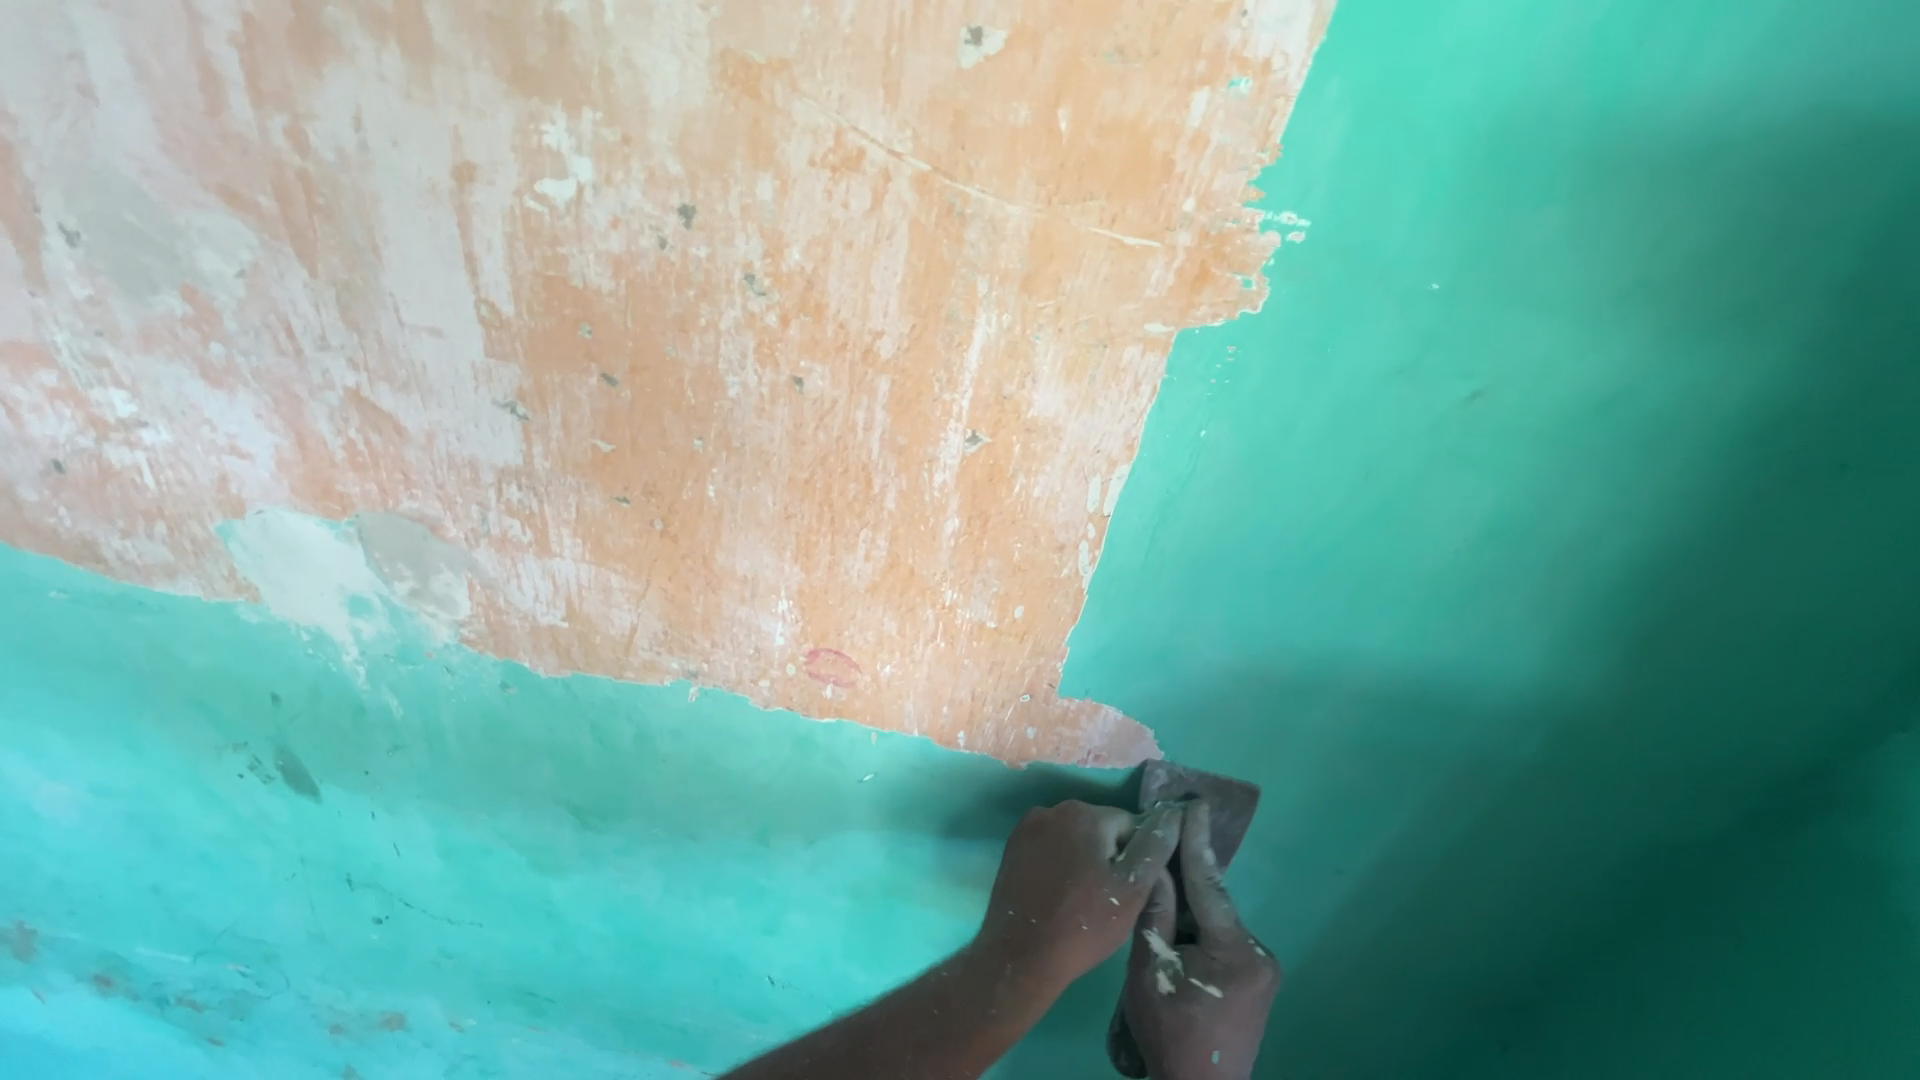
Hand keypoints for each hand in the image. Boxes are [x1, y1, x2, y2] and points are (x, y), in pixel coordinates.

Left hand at [975, 800, 1183, 992]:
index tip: (1128, 890)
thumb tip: (1172, 814)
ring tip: (1081, 900)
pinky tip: (1058, 896)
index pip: (1129, 825)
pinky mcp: (1012, 847)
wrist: (1021, 955)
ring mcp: (1027, 827)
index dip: (1136, 859)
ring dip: (1083, 860)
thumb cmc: (1084, 925)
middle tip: (1106, 899)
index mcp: (1083, 812)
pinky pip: (1049, 849)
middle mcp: (1052, 809)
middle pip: (1099, 829)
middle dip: (1108, 856)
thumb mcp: (1132, 890)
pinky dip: (1058, 864)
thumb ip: (1154, 846)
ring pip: (1073, 839)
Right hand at [1122, 801, 1279, 1079]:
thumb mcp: (1150, 970)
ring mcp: (1262, 969)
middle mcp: (1258, 952)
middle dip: (1184, 875)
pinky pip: (1220, 939)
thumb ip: (1154, 915)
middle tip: (1163, 836)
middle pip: (1211, 901)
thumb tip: (1156, 867)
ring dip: (1187, 905)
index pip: (1208, 883)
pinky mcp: (1256, 982)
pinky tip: (1175, 924)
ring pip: (1215, 921)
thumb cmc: (1170, 1031)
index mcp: (1236, 949)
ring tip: (1160, 881)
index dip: (1195, 841)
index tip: (1193, 804)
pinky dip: (1196, 927)